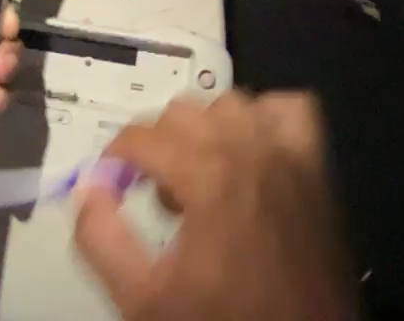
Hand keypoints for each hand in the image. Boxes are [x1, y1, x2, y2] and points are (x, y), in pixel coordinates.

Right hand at [74, 92, 355, 320]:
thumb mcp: (144, 300)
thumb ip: (101, 240)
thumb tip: (88, 188)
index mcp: (209, 176)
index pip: (143, 137)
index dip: (114, 157)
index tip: (109, 184)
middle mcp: (250, 150)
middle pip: (183, 112)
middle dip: (156, 144)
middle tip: (152, 190)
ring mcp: (288, 154)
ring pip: (230, 104)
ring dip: (205, 128)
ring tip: (197, 174)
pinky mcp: (316, 167)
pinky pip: (287, 110)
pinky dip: (263, 119)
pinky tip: (248, 151)